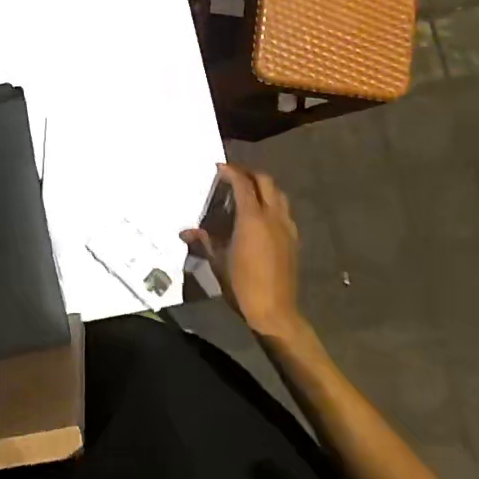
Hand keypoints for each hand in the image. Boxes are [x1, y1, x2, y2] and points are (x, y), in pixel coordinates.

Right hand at [182, 164, 303, 339]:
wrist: (274, 311)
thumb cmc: (241, 285)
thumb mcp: (218, 261)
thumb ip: (204, 241)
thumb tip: (185, 232)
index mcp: (252, 218)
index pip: (243, 184)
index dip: (231, 172)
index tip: (219, 168)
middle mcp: (272, 216)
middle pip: (265, 181)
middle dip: (249, 173)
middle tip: (233, 175)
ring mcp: (286, 227)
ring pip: (279, 194)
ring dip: (264, 186)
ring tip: (248, 190)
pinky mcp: (293, 239)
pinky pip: (284, 211)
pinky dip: (273, 203)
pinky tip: (261, 214)